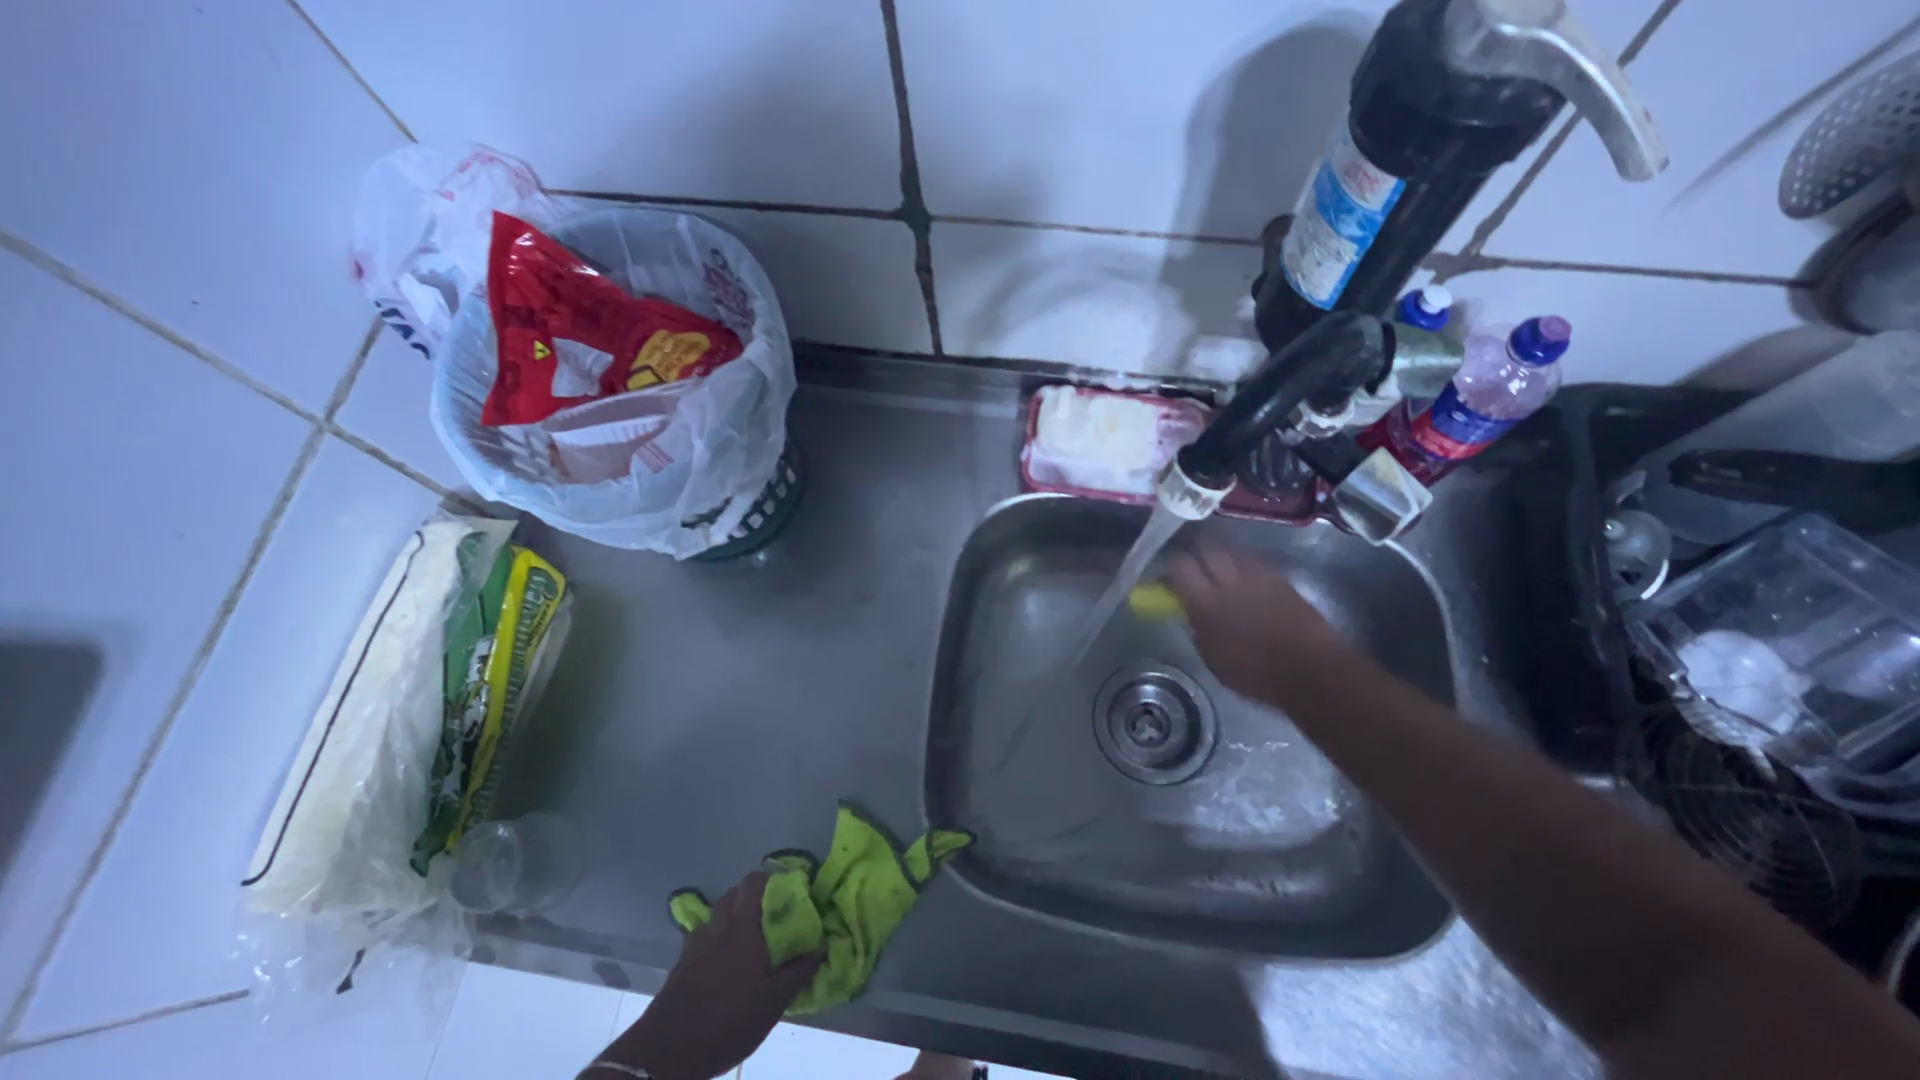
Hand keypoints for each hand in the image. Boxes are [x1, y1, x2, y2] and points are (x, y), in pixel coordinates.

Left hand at [618, 873, 822, 1079]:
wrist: (669, 1051)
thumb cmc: (729, 1021)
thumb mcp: (774, 1002)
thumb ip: (799, 972)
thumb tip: (821, 947)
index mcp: (742, 929)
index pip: (754, 883)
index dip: (772, 880)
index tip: (791, 894)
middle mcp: (717, 928)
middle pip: (734, 894)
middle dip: (754, 899)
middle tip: (774, 919)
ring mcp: (695, 944)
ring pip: (717, 915)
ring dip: (734, 918)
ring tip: (752, 942)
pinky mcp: (682, 963)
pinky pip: (704, 937)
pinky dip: (717, 939)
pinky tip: (727, 964)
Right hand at [1165, 546, 1350, 701]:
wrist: (1310, 670)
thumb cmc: (1256, 675)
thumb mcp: (1213, 659)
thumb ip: (1199, 631)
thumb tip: (1193, 615)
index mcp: (1207, 603)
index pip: (1180, 567)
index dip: (1170, 569)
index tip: (1168, 580)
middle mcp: (1230, 581)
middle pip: (1206, 549)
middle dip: (1196, 555)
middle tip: (1193, 569)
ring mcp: (1258, 576)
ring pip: (1232, 550)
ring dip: (1221, 557)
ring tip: (1219, 571)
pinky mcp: (1280, 578)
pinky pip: (1254, 562)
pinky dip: (1243, 565)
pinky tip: (1244, 580)